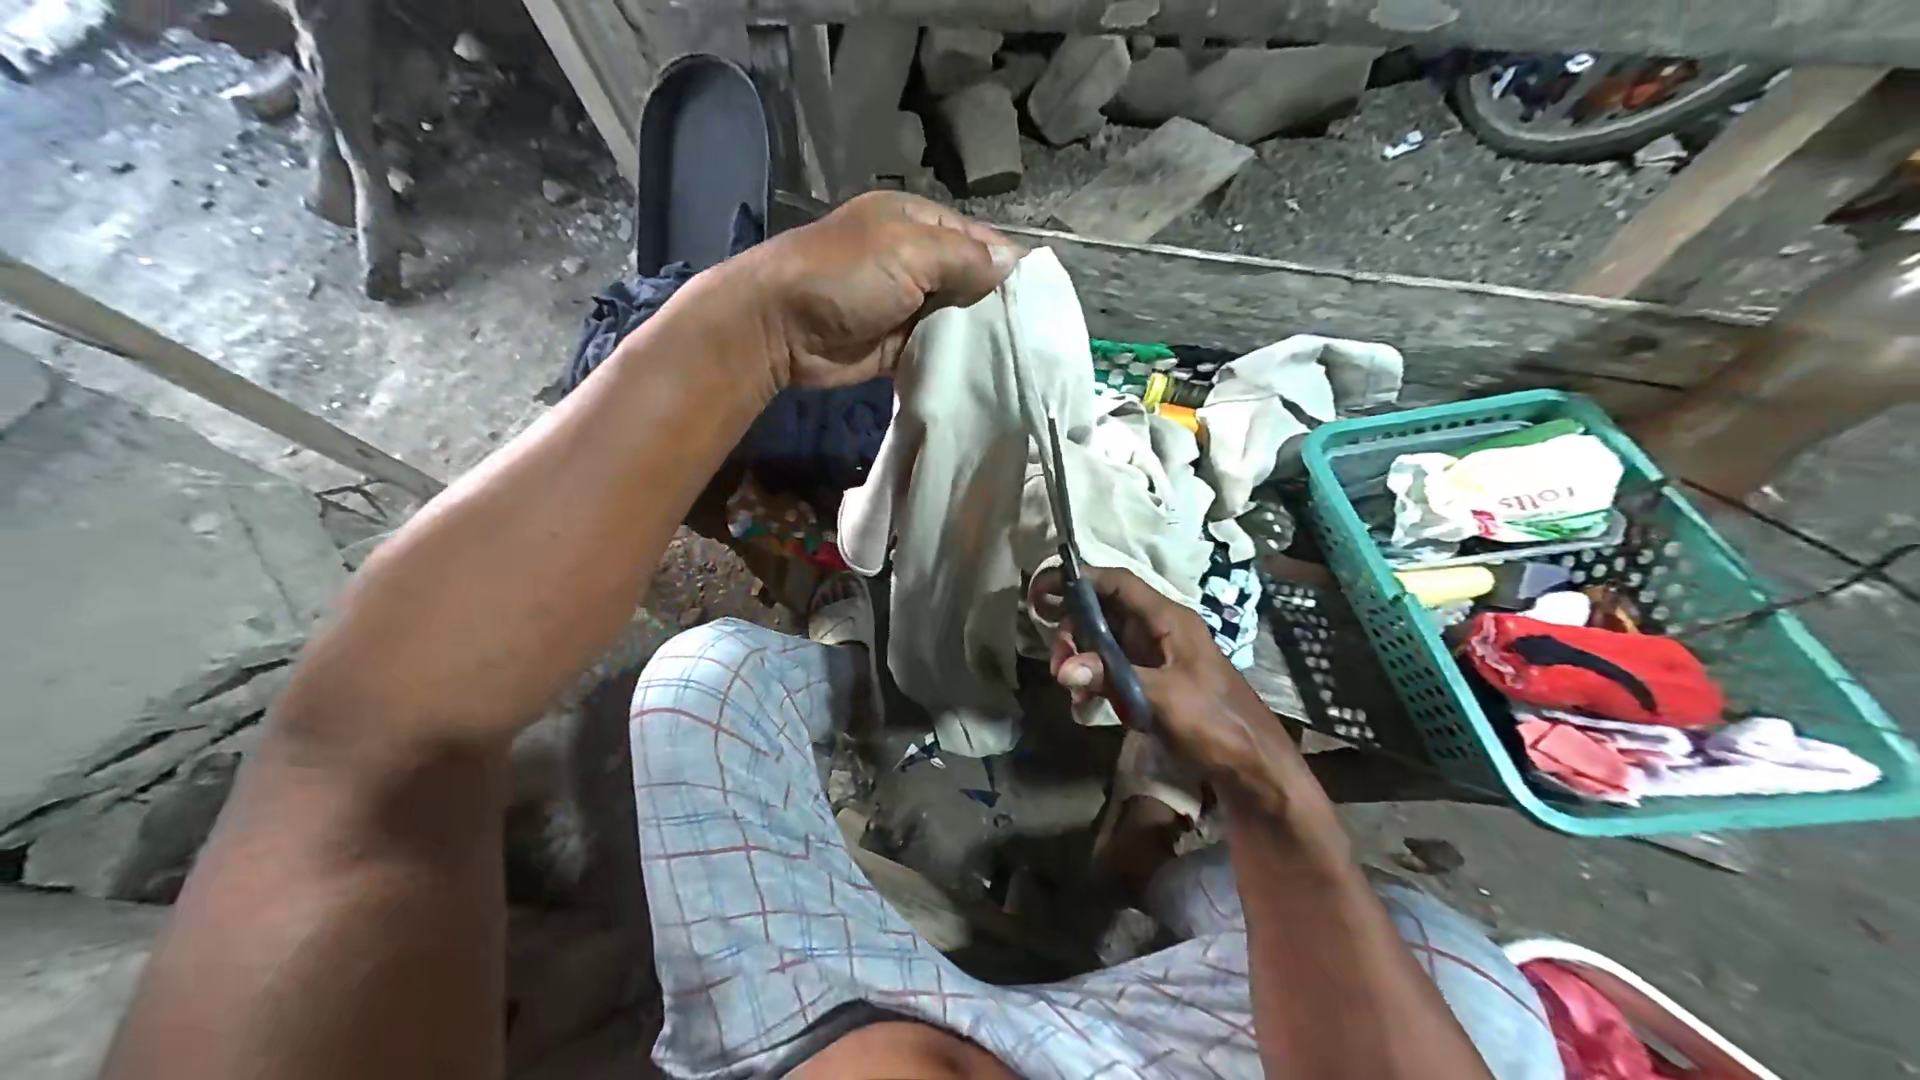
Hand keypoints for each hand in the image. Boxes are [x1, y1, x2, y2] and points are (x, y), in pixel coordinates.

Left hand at [710, 191, 1020, 391]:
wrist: (781, 327)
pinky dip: (954, 359)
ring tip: (1018, 361)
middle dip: (997, 307)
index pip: (979, 241)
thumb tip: (1013, 263)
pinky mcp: (896, 344)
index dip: (1009, 268)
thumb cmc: (845, 275)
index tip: (1040, 301)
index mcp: (918, 224)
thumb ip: (964, 257)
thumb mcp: (909, 251)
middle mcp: (916, 262)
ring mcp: (905, 305)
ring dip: (978, 338)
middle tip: (1034, 338)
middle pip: (971, 282)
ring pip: (956, 319)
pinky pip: (935, 349)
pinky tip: (983, 375)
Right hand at [1042, 567, 1309, 798]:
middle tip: (1058, 662)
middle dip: (1073, 630)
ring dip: (1080, 659)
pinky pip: (1112, 669)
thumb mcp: (1163, 698)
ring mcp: (1154, 655)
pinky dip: (1093, 680)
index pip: (1117, 583)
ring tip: (1069, 688)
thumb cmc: (1216, 723)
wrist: (1254, 769)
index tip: (1044, 594)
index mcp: (1167, 619)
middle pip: (1104, 611)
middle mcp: (1158, 629)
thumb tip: (1064, 668)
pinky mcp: (1151, 681)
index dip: (1079, 580)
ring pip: (1104, 641)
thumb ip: (1112, 678)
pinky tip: (1082, 704)